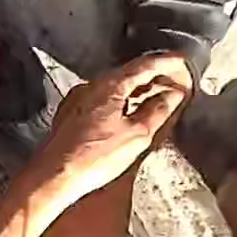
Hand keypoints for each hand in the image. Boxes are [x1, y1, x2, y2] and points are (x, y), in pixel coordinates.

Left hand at [27, 53, 191, 202]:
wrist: (54, 175)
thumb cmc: (93, 158)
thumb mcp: (136, 135)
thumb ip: (157, 111)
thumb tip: (171, 95)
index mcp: (110, 86)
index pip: (144, 65)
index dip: (166, 62)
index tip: (181, 60)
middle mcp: (90, 87)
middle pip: (127, 73)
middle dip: (152, 76)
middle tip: (172, 81)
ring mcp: (78, 100)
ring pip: (113, 87)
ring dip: (135, 90)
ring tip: (154, 99)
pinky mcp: (70, 115)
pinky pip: (100, 99)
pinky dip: (118, 101)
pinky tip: (126, 114)